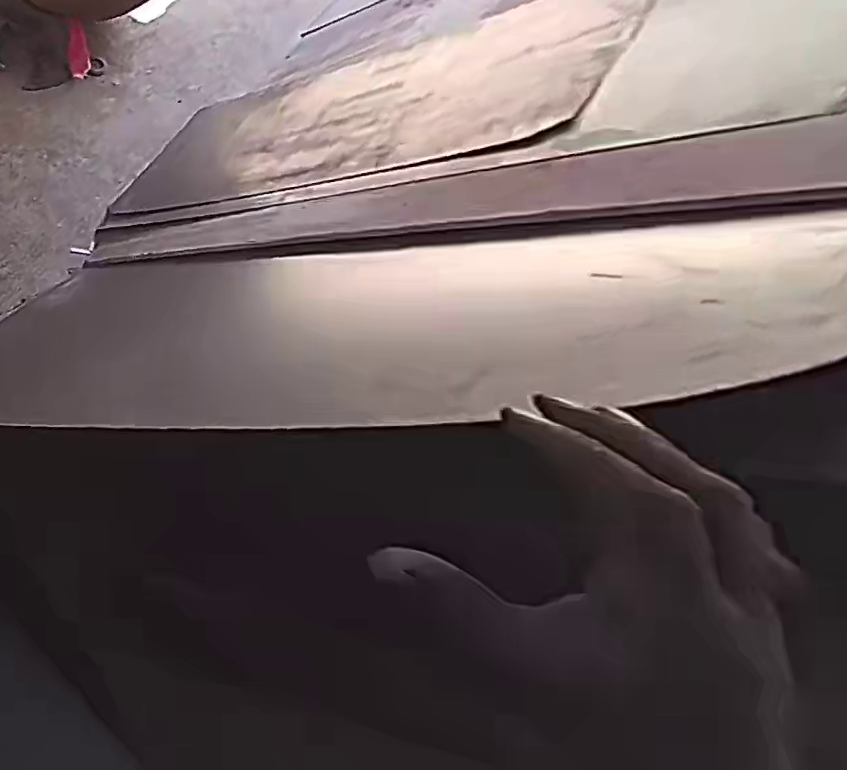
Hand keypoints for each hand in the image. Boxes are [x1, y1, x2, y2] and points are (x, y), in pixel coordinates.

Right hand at [372, 395, 802, 769]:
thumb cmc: (622, 745)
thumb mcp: (521, 668)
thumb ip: (455, 605)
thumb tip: (385, 557)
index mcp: (669, 598)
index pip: (634, 495)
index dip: (574, 446)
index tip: (517, 416)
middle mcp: (723, 602)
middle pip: (702, 494)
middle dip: (626, 437)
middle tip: (563, 404)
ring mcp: (751, 625)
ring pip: (738, 523)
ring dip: (669, 464)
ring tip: (615, 435)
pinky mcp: (754, 645)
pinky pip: (749, 555)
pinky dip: (703, 511)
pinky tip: (676, 513)